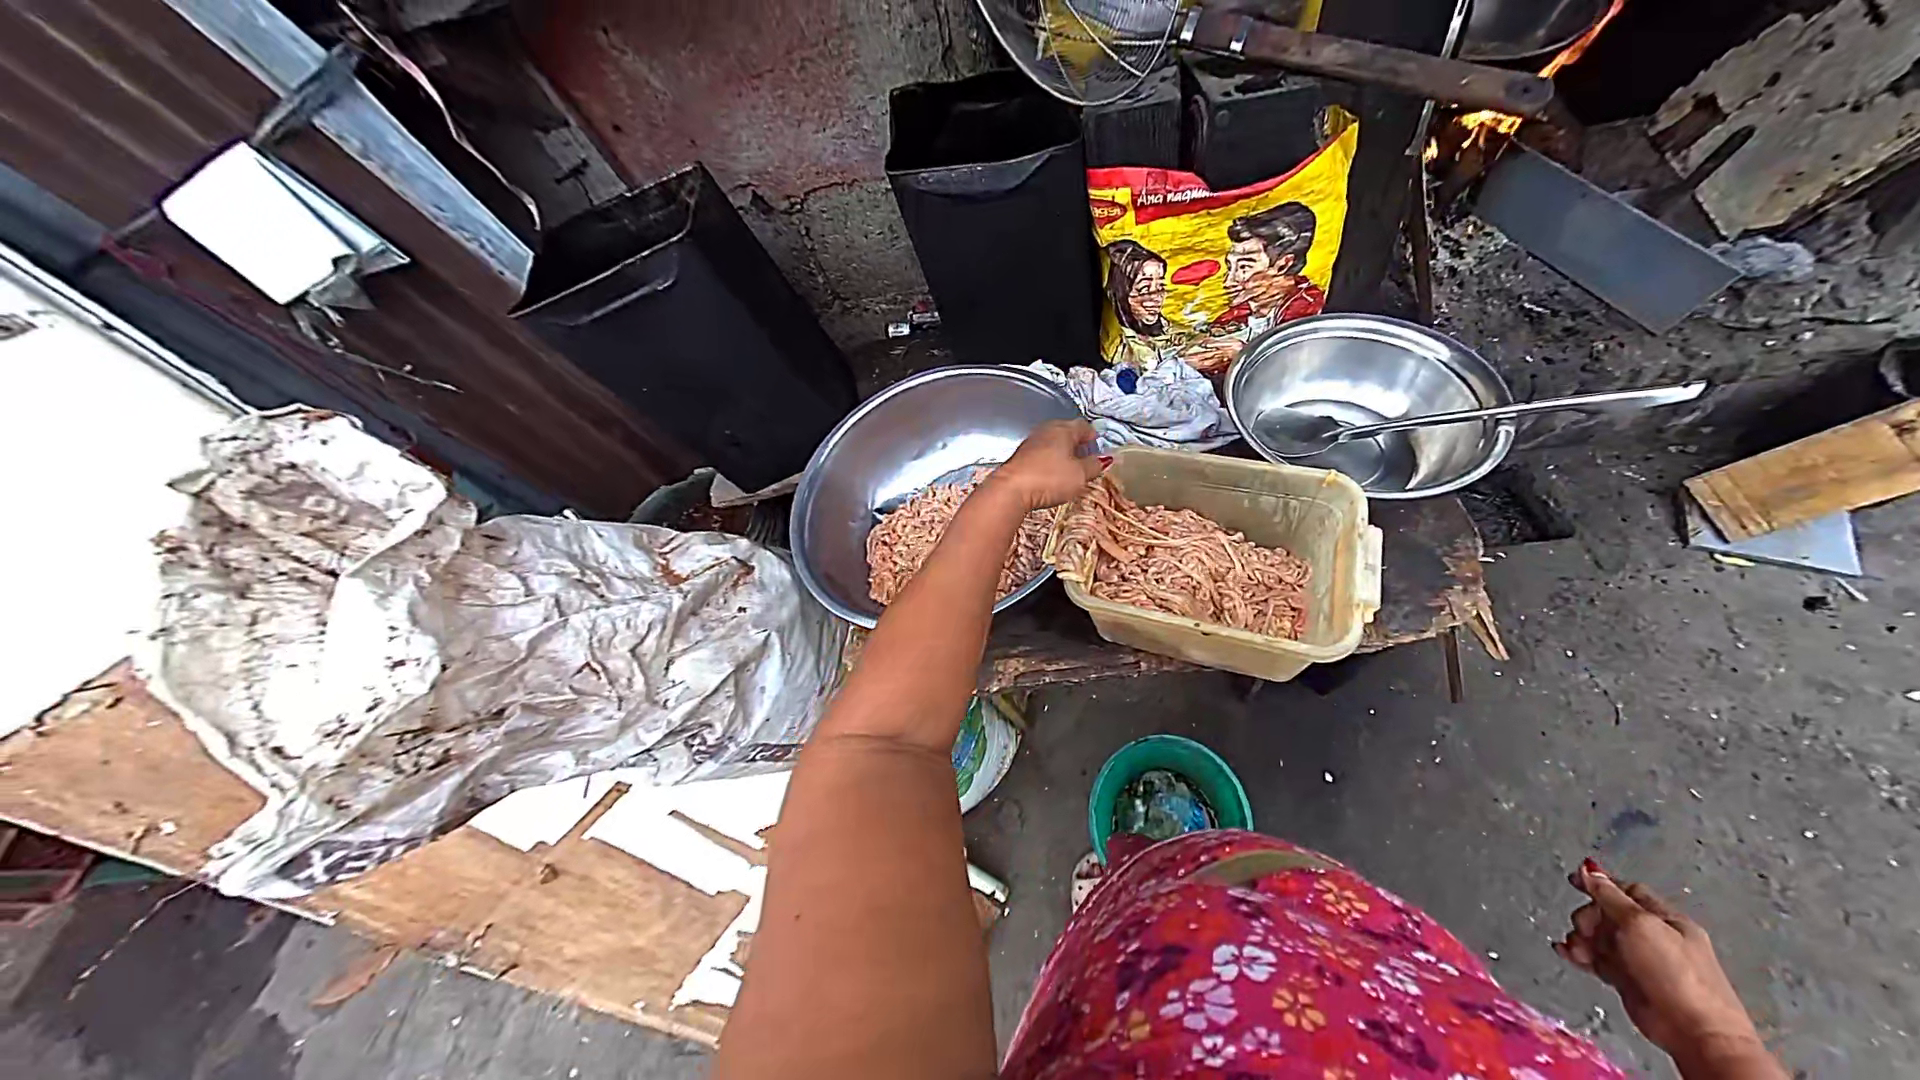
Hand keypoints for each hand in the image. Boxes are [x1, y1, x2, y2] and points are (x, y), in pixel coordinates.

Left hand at [991, 419, 1106, 510]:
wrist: (1011, 490)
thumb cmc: (1049, 478)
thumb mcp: (1080, 475)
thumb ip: (1094, 465)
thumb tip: (1103, 460)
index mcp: (1063, 429)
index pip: (1083, 425)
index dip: (1093, 435)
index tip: (1098, 444)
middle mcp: (1045, 431)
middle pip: (1066, 432)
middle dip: (1077, 444)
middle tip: (1086, 457)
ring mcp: (1030, 443)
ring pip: (1052, 443)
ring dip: (1062, 453)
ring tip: (1071, 468)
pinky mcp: (1020, 458)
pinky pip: (1041, 455)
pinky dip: (1049, 461)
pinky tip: (1052, 474)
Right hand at [1557, 863, 1780, 1075]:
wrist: (1694, 1032)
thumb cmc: (1675, 974)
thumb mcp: (1640, 924)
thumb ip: (1610, 895)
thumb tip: (1589, 869)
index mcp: (1667, 920)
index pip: (1628, 891)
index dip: (1600, 883)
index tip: (1573, 880)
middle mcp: (1654, 937)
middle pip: (1606, 913)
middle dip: (1588, 918)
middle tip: (1586, 929)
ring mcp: (1641, 960)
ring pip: (1598, 937)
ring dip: (1581, 939)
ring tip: (1579, 950)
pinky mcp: (1628, 980)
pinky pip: (1595, 958)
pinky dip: (1578, 954)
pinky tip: (1566, 952)